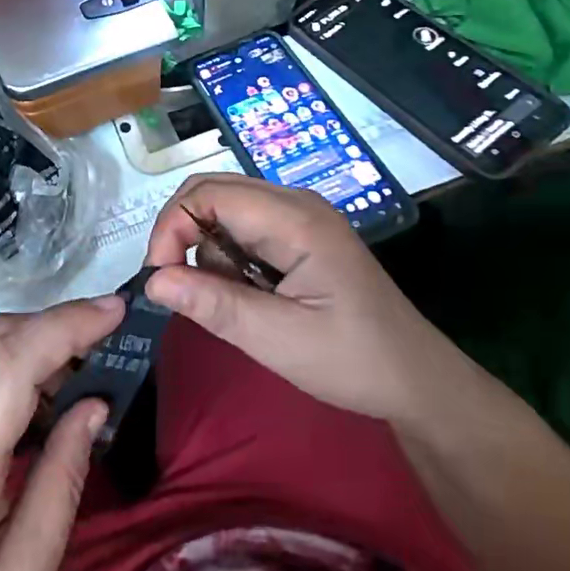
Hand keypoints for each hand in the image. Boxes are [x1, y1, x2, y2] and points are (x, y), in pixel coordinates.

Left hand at [0, 295, 125, 570]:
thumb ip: (58, 486)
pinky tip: (35, 392)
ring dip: (28, 341)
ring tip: (82, 360)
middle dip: (52, 322)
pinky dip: (3, 366)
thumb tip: (93, 408)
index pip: (13, 360)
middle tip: (107, 331)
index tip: (116, 309)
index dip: (67, 324)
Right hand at [144, 173, 476, 425]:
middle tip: (177, 283)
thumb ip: (214, 305)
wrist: (417, 380)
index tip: (160, 278)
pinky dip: (226, 253)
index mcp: (296, 219)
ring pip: (223, 206)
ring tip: (227, 297)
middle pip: (212, 190)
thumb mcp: (278, 340)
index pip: (209, 194)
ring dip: (206, 247)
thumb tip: (152, 281)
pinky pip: (242, 224)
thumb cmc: (353, 361)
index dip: (172, 227)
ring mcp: (299, 215)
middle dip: (182, 231)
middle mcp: (295, 202)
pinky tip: (246, 291)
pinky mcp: (298, 233)